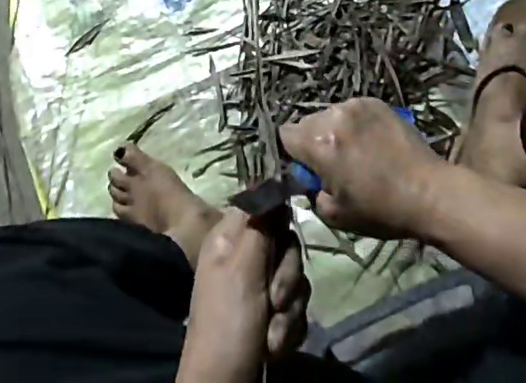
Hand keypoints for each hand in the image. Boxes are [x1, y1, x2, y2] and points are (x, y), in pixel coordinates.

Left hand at [177, 209, 310, 382]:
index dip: (278, 219)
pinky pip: (297, 309)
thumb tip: (270, 177)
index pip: (264, 205)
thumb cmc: (228, 323)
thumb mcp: (242, 268)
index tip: (283, 238)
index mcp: (229, 238)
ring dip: (289, 311)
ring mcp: (258, 289)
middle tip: (272, 299)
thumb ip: (259, 224)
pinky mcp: (272, 318)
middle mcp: (244, 258)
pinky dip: (289, 330)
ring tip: (270, 335)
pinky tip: (273, 347)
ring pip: (296, 279)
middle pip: (287, 244)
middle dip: (287, 277)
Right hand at [279, 97, 446, 238]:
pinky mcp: (376, 102)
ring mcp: (357, 104)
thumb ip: (311, 192)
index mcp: (320, 143)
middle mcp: (334, 115)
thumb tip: (309, 179)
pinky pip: (352, 110)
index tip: (305, 168)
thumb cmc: (381, 209)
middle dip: (313, 141)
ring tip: (355, 152)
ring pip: (330, 114)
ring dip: (334, 130)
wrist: (429, 191)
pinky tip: (370, 141)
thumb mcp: (335, 214)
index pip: (284, 135)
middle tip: (332, 164)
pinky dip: (354, 123)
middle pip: (307, 123)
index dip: (291, 153)